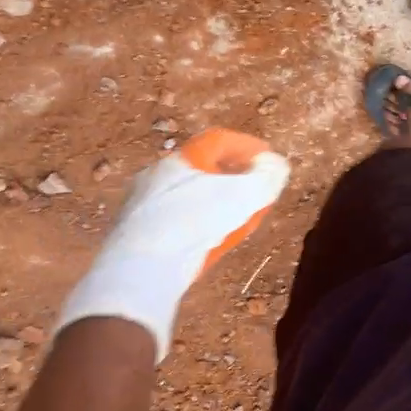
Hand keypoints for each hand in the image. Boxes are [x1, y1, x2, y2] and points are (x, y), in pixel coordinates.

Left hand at [56, 130, 288, 360]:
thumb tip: (274, 165)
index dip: (248, 146)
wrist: (141, 269)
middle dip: (234, 175)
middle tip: (256, 188)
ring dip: (218, 200)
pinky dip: (200, 220)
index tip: (269, 158)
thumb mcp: (246, 196)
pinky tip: (212, 239)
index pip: (220, 141)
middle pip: (203, 166)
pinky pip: (176, 217)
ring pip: (189, 193)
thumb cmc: (196, 223)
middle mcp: (158, 174)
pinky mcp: (136, 231)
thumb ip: (267, 177)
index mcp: (183, 159)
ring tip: (239, 216)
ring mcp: (142, 203)